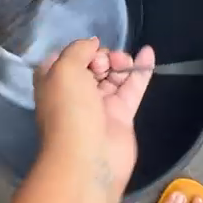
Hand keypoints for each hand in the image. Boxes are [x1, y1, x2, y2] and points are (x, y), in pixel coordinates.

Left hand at [34, 37, 154, 198]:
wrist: (87, 159)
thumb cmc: (69, 110)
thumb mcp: (64, 69)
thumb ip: (78, 49)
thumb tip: (93, 43)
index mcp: (54, 82)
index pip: (68, 57)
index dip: (81, 50)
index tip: (90, 50)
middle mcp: (75, 92)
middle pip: (93, 64)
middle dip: (102, 56)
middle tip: (103, 64)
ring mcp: (100, 104)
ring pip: (113, 74)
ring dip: (120, 61)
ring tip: (123, 62)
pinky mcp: (122, 115)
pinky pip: (132, 87)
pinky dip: (140, 70)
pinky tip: (148, 52)